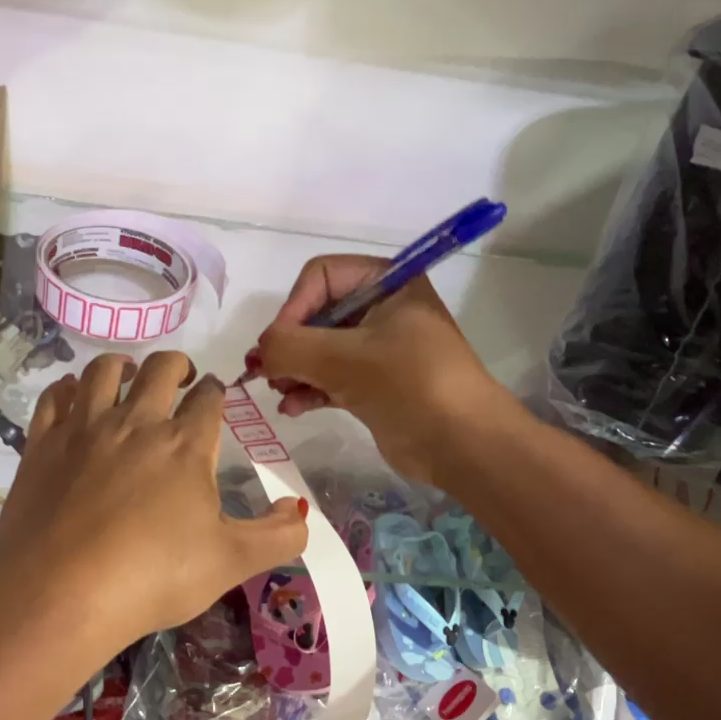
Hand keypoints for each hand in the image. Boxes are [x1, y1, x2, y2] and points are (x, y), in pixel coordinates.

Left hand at [0, 351, 308, 656]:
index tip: (216, 396)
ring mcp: (83, 430)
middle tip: (180, 377)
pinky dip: (66, 389)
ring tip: (128, 374)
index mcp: (185, 444)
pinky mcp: (42, 445)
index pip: (209, 398)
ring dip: (121, 366)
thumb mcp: (232, 562)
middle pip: (160, 370)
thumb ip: (278, 535)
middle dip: (176, 366)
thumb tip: (298, 507)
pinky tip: (71, 395)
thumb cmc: (154, 577)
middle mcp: (135, 422)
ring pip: (102, 372)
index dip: (216, 392)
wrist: (63, 593)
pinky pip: (53, 398)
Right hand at [256, 254, 522, 483]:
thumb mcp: (342, 358)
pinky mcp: (374, 385)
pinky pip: (329, 378)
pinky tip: (292, 408)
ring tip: (279, 394)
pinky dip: (308, 390)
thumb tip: (259, 355)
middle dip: (289, 345)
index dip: (292, 308)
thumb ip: (289, 348)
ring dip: (294, 371)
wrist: (462, 442)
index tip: (277, 347)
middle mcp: (383, 308)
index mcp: (388, 282)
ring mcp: (379, 349)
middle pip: (316, 315)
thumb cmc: (408, 383)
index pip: (321, 277)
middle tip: (266, 374)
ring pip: (319, 350)